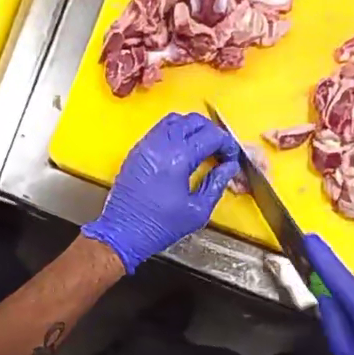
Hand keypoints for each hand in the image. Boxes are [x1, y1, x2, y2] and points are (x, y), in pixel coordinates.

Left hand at [82, 112, 239, 273]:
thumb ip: (216, 184)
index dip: (227, 144)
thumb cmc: (158, 226)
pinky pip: (158, 130)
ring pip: (174, 120)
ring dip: (191, 129)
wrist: (123, 234)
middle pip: (193, 121)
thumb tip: (228, 168)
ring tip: (200, 148)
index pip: (211, 136)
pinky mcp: (135, 152)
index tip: (230, 158)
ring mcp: (145, 146)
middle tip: (219, 150)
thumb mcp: (197, 211)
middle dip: (211, 132)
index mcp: (178, 158)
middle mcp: (160, 145)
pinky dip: (174, 133)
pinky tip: (180, 152)